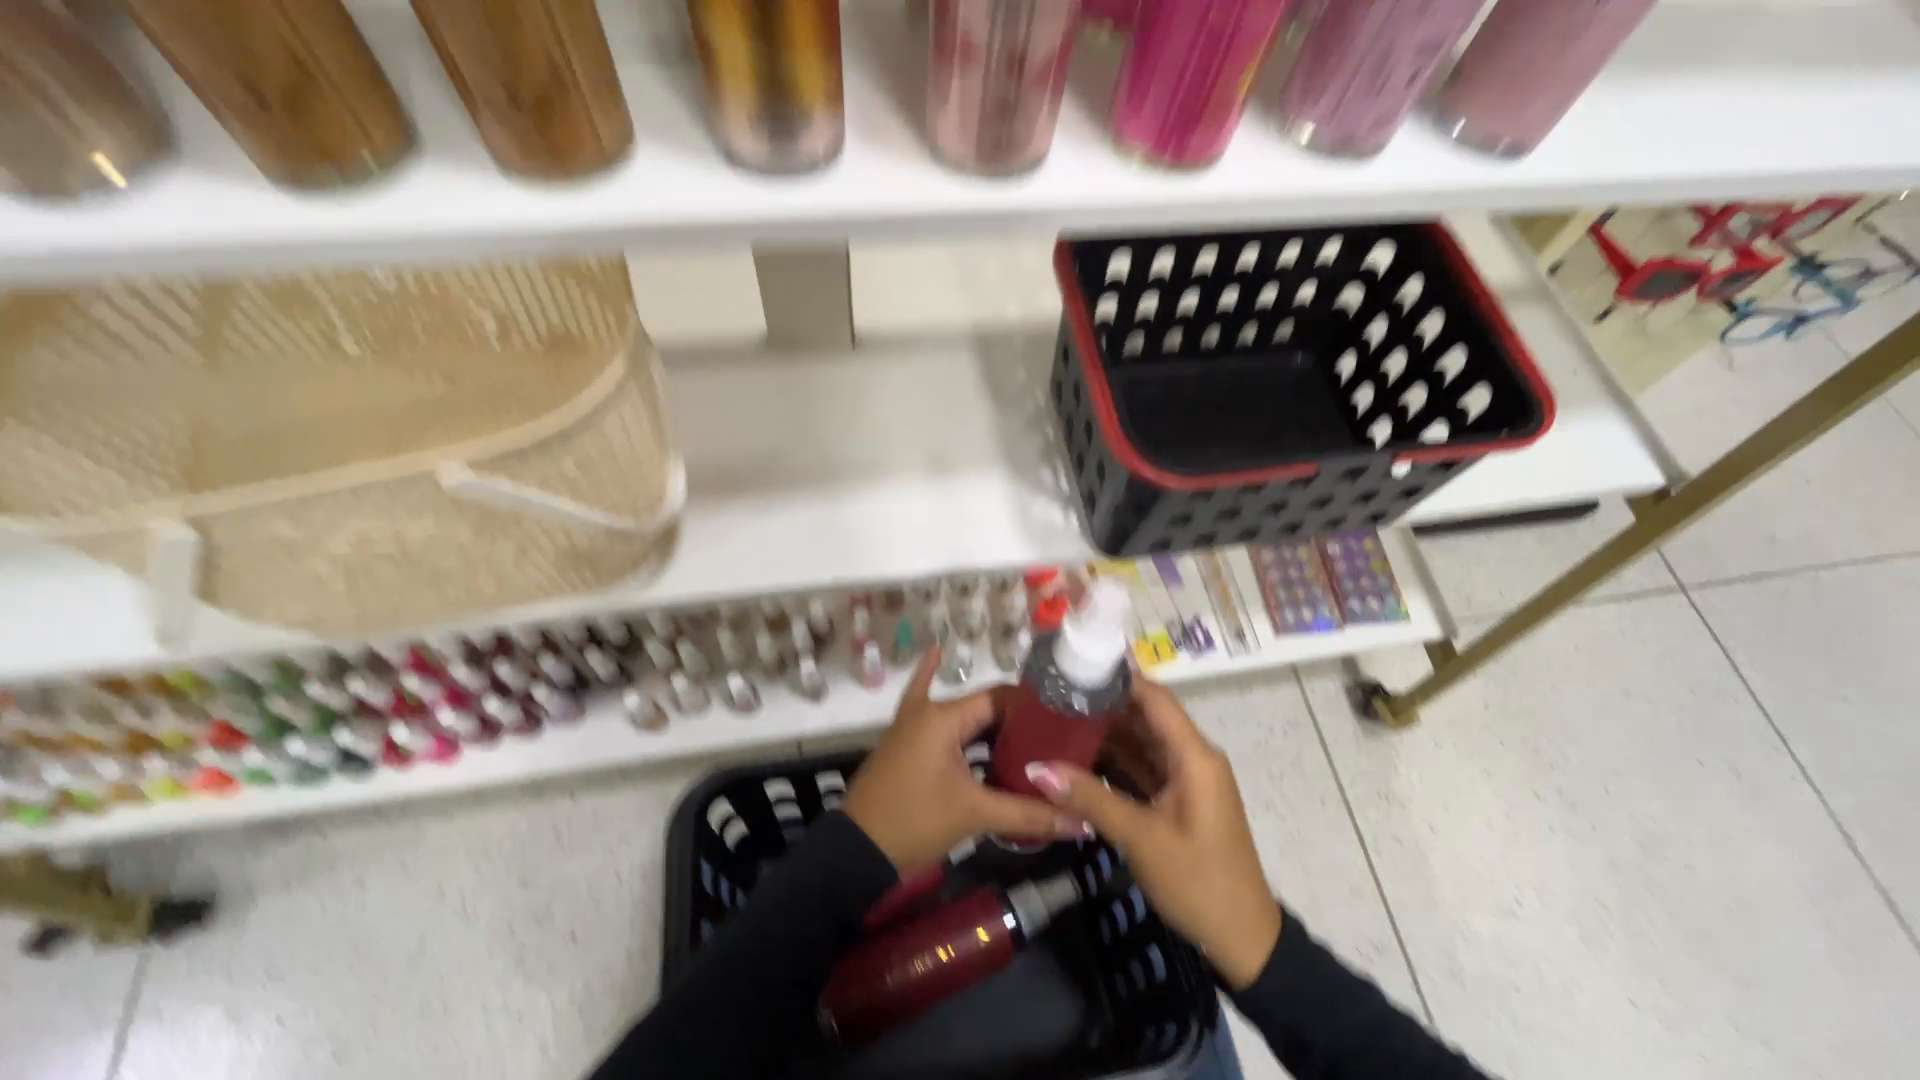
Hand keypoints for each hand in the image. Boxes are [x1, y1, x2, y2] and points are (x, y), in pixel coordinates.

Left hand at [843, 648, 1086, 874]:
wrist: (856, 851)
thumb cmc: (914, 822)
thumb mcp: (974, 815)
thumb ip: (1029, 815)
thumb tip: (1084, 824)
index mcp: (944, 718)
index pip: (1001, 700)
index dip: (1034, 709)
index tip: (1066, 721)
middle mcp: (927, 712)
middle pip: (984, 709)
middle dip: (1018, 723)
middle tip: (1056, 737)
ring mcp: (911, 726)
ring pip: (961, 716)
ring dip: (990, 723)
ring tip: (1032, 732)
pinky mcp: (904, 744)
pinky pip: (924, 707)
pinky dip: (931, 680)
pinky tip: (936, 653)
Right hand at [1025, 679, 1281, 989]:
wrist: (1240, 938)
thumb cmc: (1197, 880)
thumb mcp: (1141, 837)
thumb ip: (1089, 797)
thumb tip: (1036, 767)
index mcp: (1194, 756)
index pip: (1154, 699)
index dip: (1118, 677)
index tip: (1074, 663)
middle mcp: (1191, 759)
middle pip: (1143, 719)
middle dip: (1101, 706)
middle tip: (1050, 693)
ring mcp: (1184, 782)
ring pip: (1139, 746)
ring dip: (1103, 736)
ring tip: (1053, 720)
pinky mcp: (1175, 804)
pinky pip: (1140, 772)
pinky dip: (1111, 766)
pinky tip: (1074, 760)